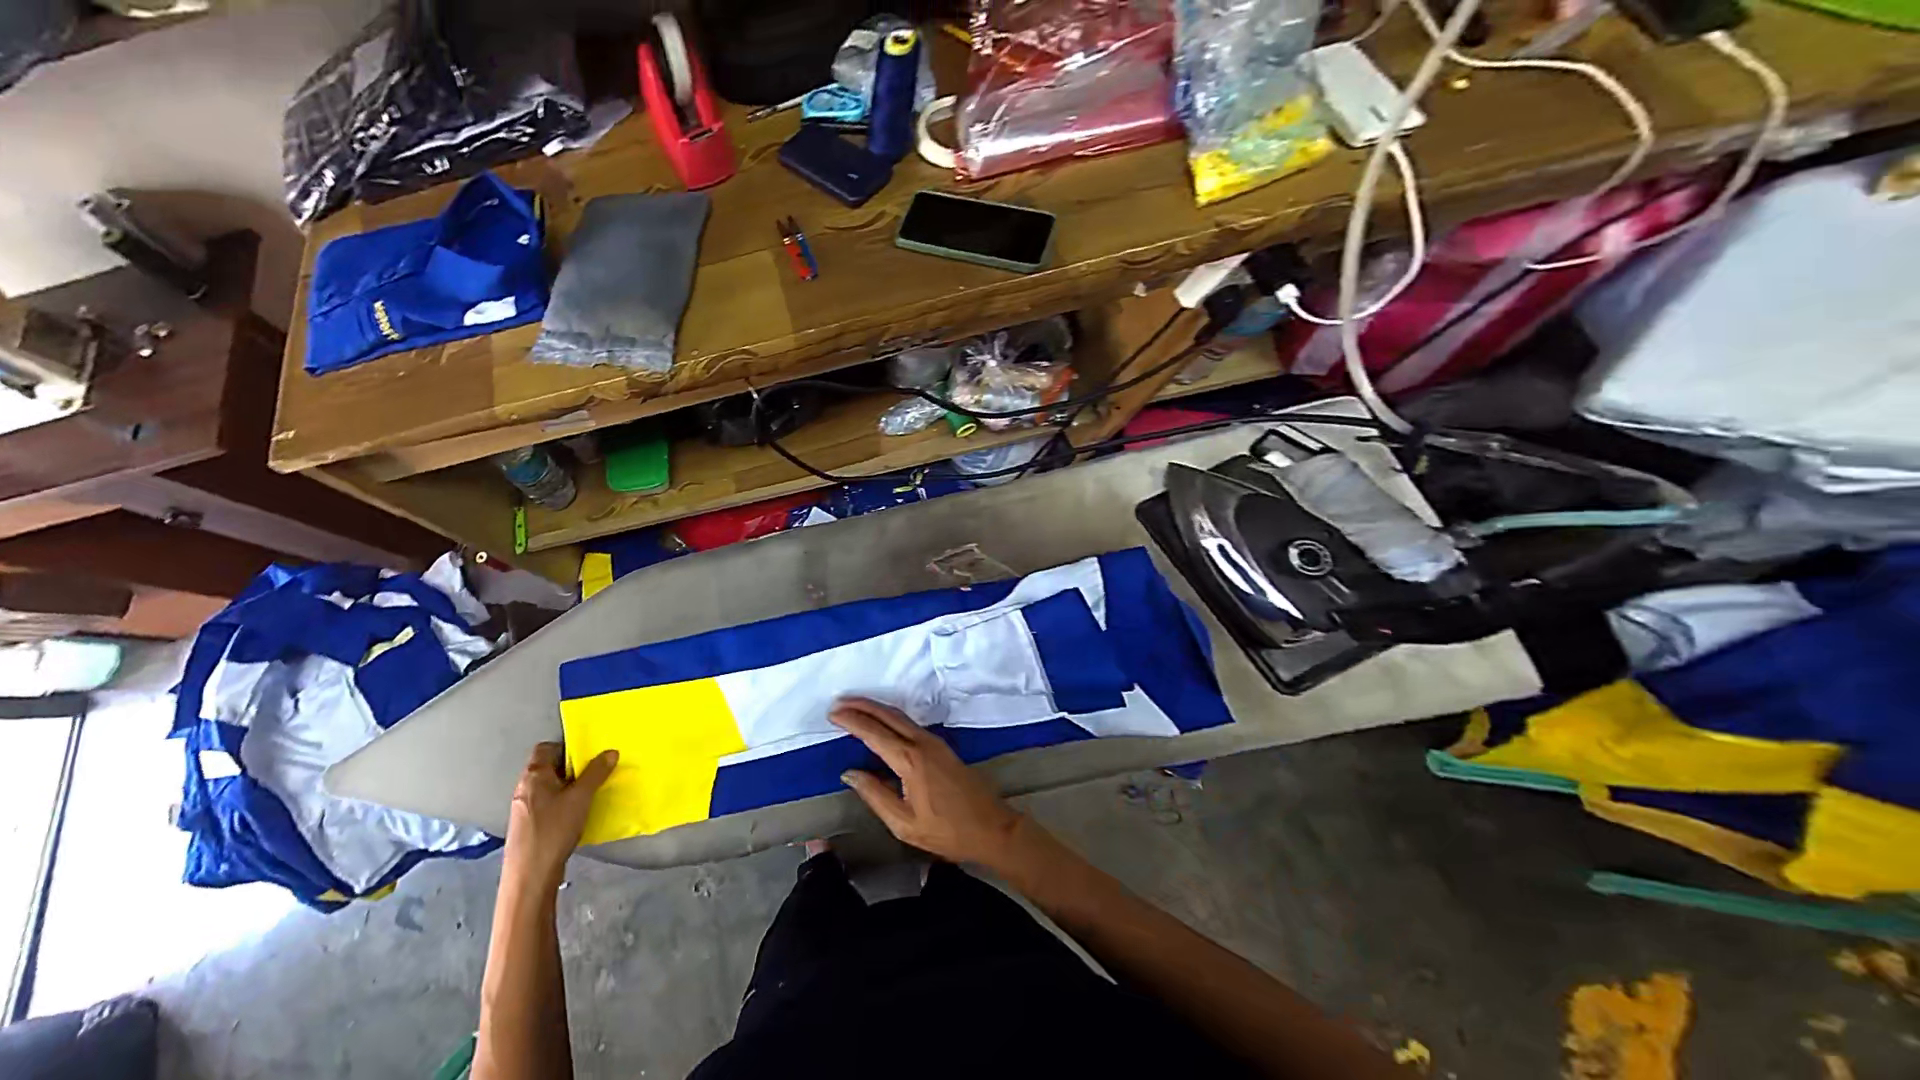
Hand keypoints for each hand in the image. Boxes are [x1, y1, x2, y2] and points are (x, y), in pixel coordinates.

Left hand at [502, 742, 616, 890]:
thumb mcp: (581, 797)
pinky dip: (561, 802)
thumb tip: (610, 752)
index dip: (566, 748)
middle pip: (548, 767)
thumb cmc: (554, 829)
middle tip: (593, 774)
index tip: (587, 756)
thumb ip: (596, 773)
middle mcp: (524, 787)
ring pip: (548, 786)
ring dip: (567, 787)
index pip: (546, 748)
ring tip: (587, 795)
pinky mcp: (527, 824)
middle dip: (571, 768)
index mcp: (534, 775)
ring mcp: (523, 807)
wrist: (530, 874)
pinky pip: (546, 803)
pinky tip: (574, 814)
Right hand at [831, 698, 1026, 866]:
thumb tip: (850, 773)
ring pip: (900, 716)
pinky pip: (909, 724)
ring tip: (852, 708)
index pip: (874, 733)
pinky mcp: (942, 747)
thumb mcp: (904, 824)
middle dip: (861, 705)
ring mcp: (935, 743)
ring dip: (875, 709)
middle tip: (837, 703)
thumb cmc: (947, 831)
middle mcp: (923, 744)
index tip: (832, 713)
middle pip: (888, 715)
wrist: (992, 828)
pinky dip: (889, 718)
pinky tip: (880, 723)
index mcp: (911, 761)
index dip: (852, 721)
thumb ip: (875, 795)